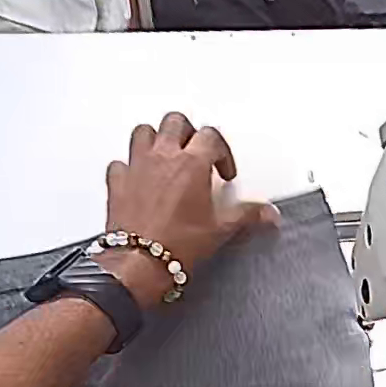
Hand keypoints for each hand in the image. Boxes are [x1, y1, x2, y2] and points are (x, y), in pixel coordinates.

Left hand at [102, 112, 279, 305]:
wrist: (140, 264)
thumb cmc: (176, 245)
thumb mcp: (220, 231)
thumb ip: (246, 216)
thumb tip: (267, 214)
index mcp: (192, 163)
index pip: (211, 136)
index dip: (222, 152)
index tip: (224, 172)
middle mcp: (163, 157)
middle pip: (176, 122)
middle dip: (189, 134)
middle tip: (196, 154)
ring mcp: (137, 166)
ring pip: (144, 132)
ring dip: (156, 140)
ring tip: (166, 157)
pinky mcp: (117, 183)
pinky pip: (120, 162)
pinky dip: (129, 167)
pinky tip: (137, 179)